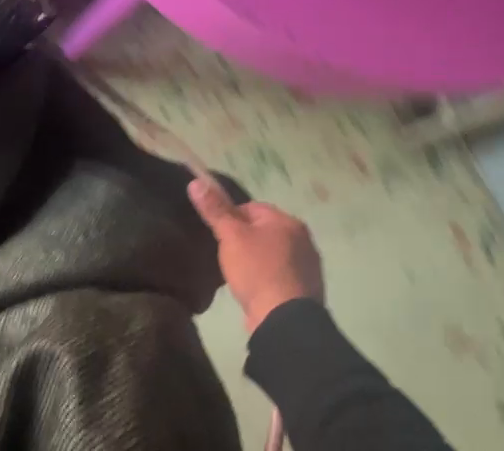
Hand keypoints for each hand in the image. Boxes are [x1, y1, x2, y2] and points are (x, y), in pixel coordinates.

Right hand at [188, 175, 323, 333]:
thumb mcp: (230, 236)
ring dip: (255, 260)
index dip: (230, 219)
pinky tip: (252, 288)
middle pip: (262, 231)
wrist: (284, 321)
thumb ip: (215, 209)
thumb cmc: (258, 270)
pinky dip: (265, 278)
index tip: (219, 236)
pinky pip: (278, 275)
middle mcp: (303, 240)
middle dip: (243, 240)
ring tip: (237, 273)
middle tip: (226, 254)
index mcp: (288, 222)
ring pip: (270, 254)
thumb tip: (196, 180)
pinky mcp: (305, 291)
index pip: (251, 208)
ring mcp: (307, 267)